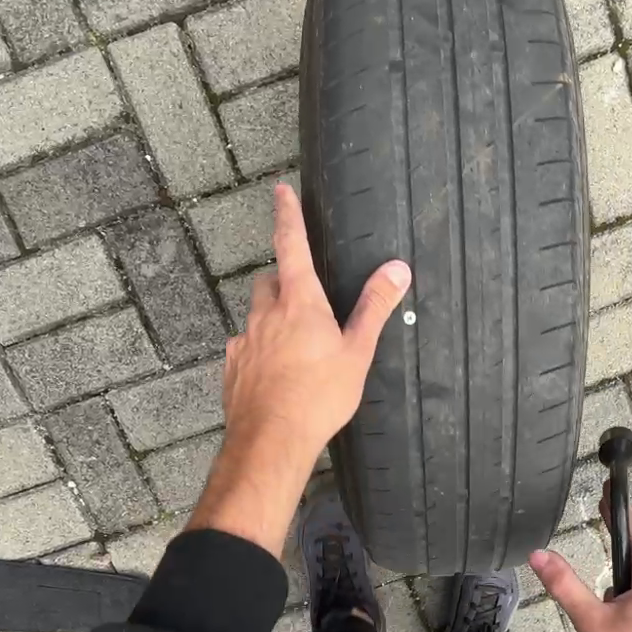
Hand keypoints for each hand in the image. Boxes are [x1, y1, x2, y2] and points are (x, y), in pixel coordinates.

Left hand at [188, 183, 411, 555]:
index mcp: (298, 302)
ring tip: (296, 343)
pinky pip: (247, 346)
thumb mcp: (357, 351)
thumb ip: (375, 307)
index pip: (291, 244)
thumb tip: (397, 269)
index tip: (281, 190)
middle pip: (270, 280)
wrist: (271, 440)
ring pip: (257, 314)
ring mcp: (245, 340)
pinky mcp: (233, 367)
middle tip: (306, 297)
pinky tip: (277, 372)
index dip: (288, 215)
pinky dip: (261, 348)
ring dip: (273, 316)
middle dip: (284, 279)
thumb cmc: (319, 396)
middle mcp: (265, 313)